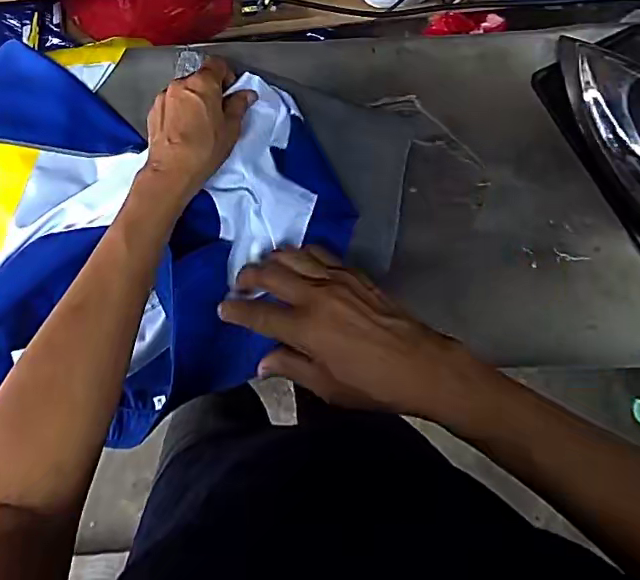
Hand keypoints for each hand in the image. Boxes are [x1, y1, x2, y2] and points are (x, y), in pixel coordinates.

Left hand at [139, 56, 254, 198]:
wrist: (171, 171)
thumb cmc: (204, 148)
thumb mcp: (231, 127)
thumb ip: (239, 105)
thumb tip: (245, 94)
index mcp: (202, 83)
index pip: (217, 64)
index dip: (227, 75)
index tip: (231, 90)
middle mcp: (180, 84)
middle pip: (200, 77)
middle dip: (210, 89)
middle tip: (219, 109)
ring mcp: (164, 97)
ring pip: (184, 90)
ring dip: (194, 99)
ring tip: (200, 122)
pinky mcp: (153, 111)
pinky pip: (172, 102)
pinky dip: (180, 109)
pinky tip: (186, 128)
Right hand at [218, 246, 499, 421]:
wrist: (418, 361)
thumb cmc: (371, 383)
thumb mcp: (326, 387)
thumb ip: (291, 367)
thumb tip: (263, 361)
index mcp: (305, 328)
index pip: (259, 314)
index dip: (236, 311)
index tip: (222, 308)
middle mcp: (316, 296)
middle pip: (272, 274)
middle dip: (249, 275)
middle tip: (238, 283)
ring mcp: (337, 279)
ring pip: (296, 256)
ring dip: (275, 259)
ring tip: (265, 266)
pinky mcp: (354, 273)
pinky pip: (322, 254)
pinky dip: (304, 253)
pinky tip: (299, 259)